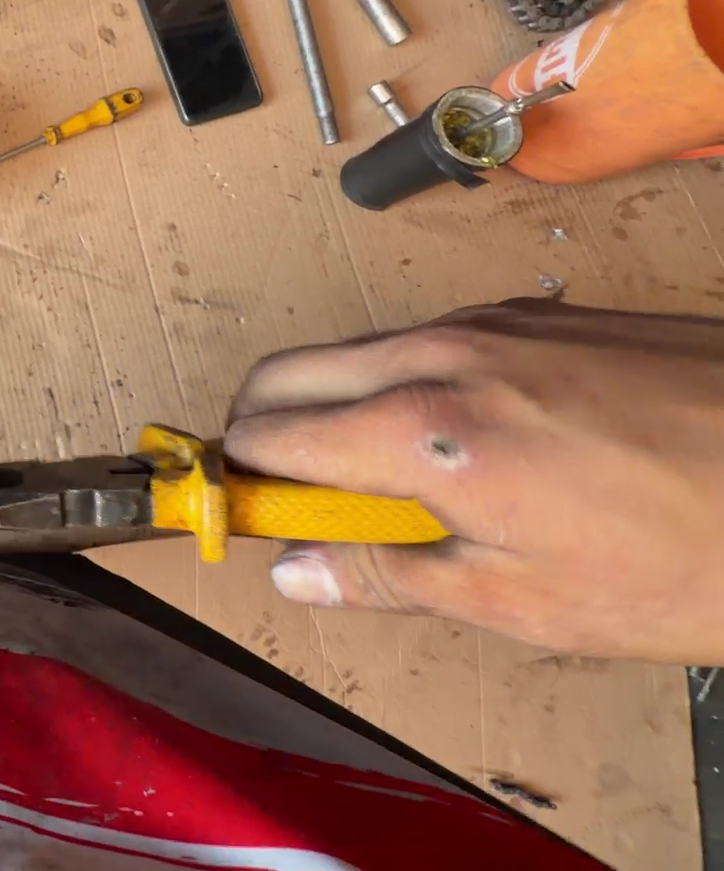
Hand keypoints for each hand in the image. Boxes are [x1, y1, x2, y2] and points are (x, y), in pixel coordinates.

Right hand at [224, 299, 723, 663]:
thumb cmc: (710, 554)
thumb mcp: (531, 599)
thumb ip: (384, 576)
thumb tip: (294, 573)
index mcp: (417, 431)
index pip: (262, 438)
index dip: (235, 477)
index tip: (241, 507)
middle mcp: (428, 359)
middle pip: (273, 377)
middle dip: (255, 429)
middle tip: (285, 487)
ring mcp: (475, 326)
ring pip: (337, 357)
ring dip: (320, 406)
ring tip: (377, 468)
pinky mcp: (521, 314)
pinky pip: (406, 342)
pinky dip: (384, 383)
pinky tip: (452, 431)